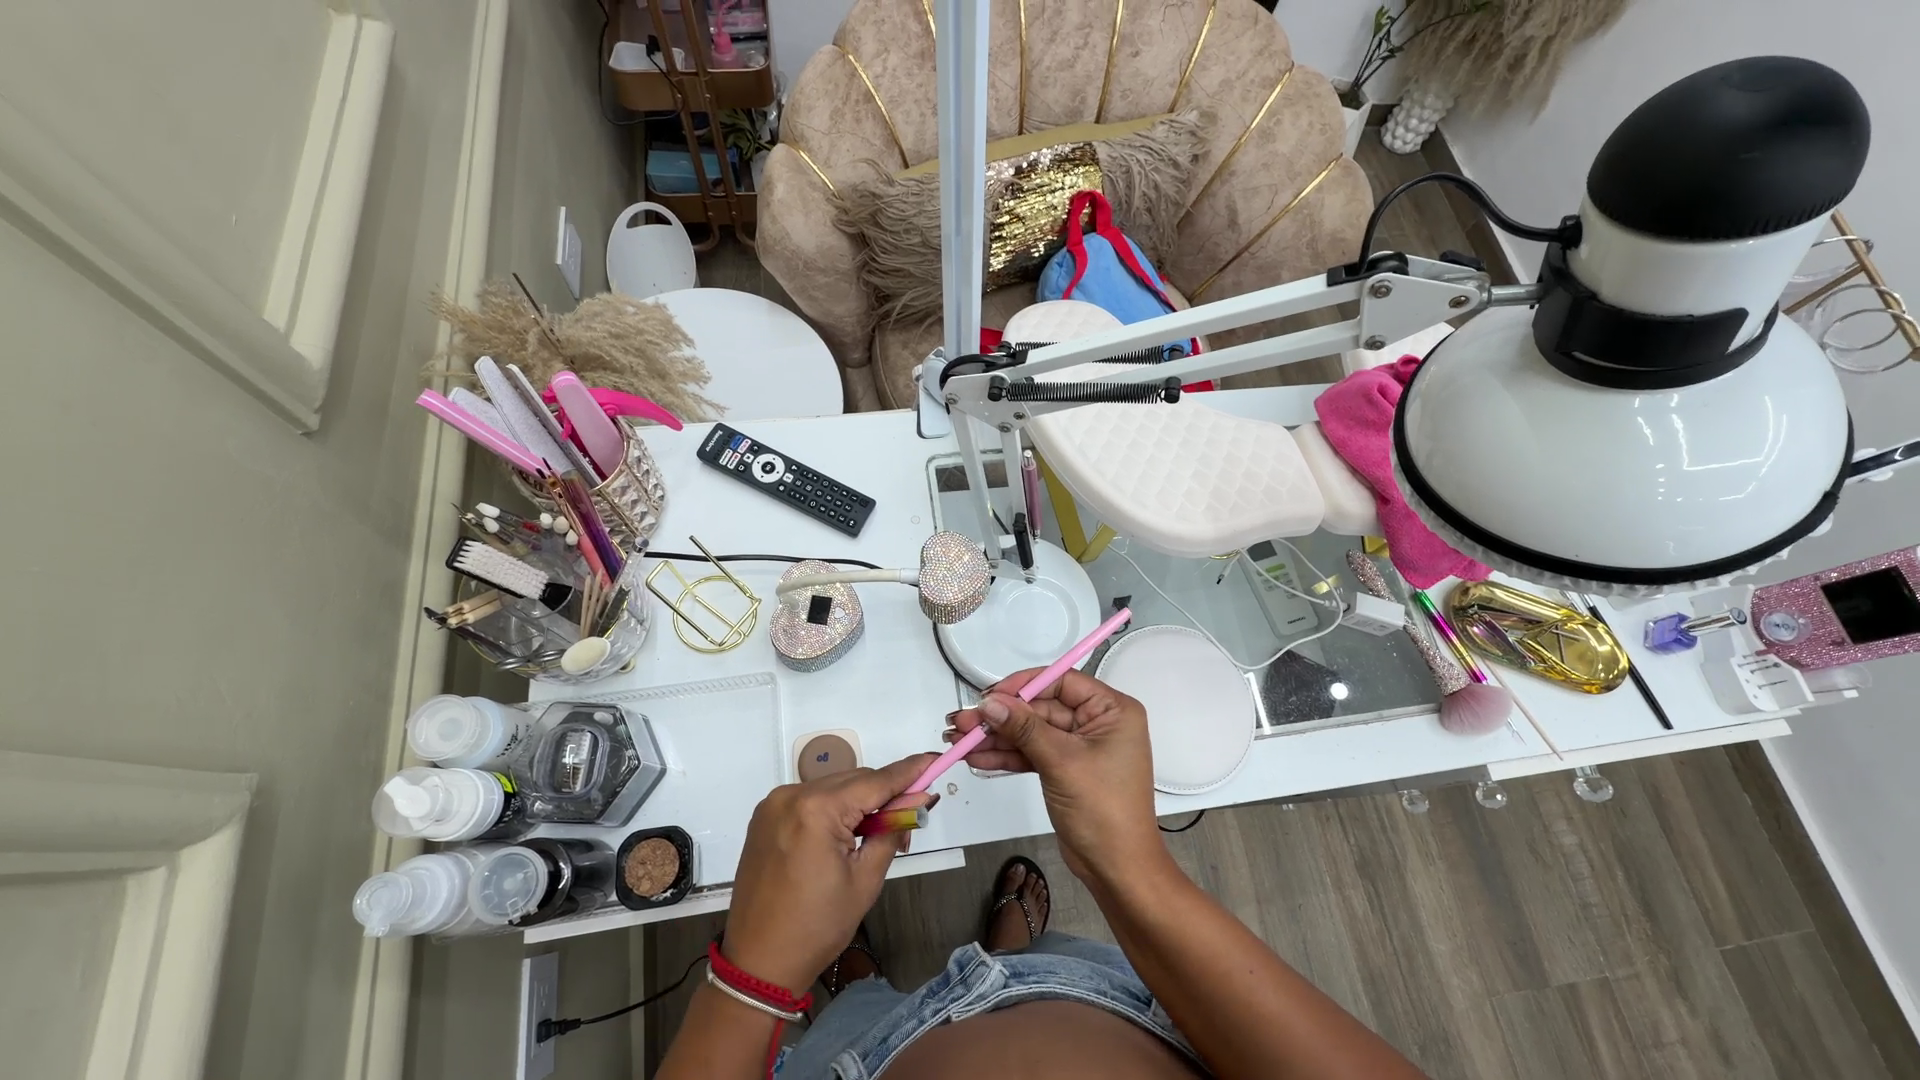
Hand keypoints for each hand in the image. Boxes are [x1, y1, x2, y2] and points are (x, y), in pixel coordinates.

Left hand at [721, 753, 937, 993]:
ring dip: (860, 802)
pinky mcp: (766, 816)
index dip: (909, 771)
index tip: (935, 759)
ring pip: (833, 787)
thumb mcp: (865, 879)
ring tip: (878, 835)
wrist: (758, 961)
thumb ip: (892, 829)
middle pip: (854, 780)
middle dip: (885, 794)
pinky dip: (834, 809)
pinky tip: (846, 835)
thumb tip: (918, 798)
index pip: (875, 781)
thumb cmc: (817, 926)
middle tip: (909, 822)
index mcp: (817, 809)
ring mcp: (774, 804)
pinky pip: (811, 799)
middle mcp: (792, 794)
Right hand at [949, 670, 1164, 886]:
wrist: (1117, 867)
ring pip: (1031, 731)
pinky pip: (1031, 753)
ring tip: (957, 739)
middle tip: (961, 722)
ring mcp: (1079, 747)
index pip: (1061, 682)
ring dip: (996, 737)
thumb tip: (989, 702)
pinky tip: (976, 757)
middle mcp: (1097, 723)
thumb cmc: (1103, 809)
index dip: (1023, 686)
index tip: (989, 697)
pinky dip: (1006, 756)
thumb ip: (1024, 728)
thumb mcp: (1062, 762)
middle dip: (1001, 716)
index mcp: (1111, 710)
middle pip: (1040, 708)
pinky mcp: (1064, 769)